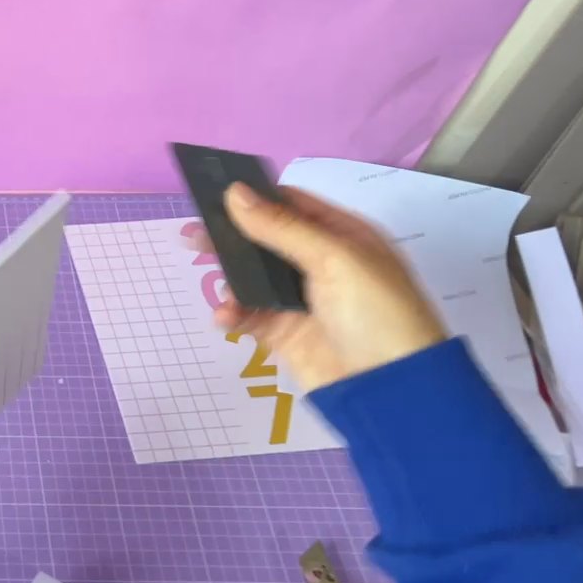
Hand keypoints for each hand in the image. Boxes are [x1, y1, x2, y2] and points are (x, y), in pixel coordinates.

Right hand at [211, 182, 448, 391]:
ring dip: (229, 279)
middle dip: (230, 239)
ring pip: (251, 277)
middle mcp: (321, 263)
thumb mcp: (334, 260)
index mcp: (343, 237)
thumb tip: (233, 192)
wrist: (390, 390)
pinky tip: (225, 318)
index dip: (254, 199)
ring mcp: (301, 298)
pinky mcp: (284, 331)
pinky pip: (249, 314)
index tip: (212, 198)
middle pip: (264, 240)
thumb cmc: (374, 314)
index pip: (291, 205)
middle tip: (192, 239)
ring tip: (216, 287)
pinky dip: (233, 313)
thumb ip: (280, 227)